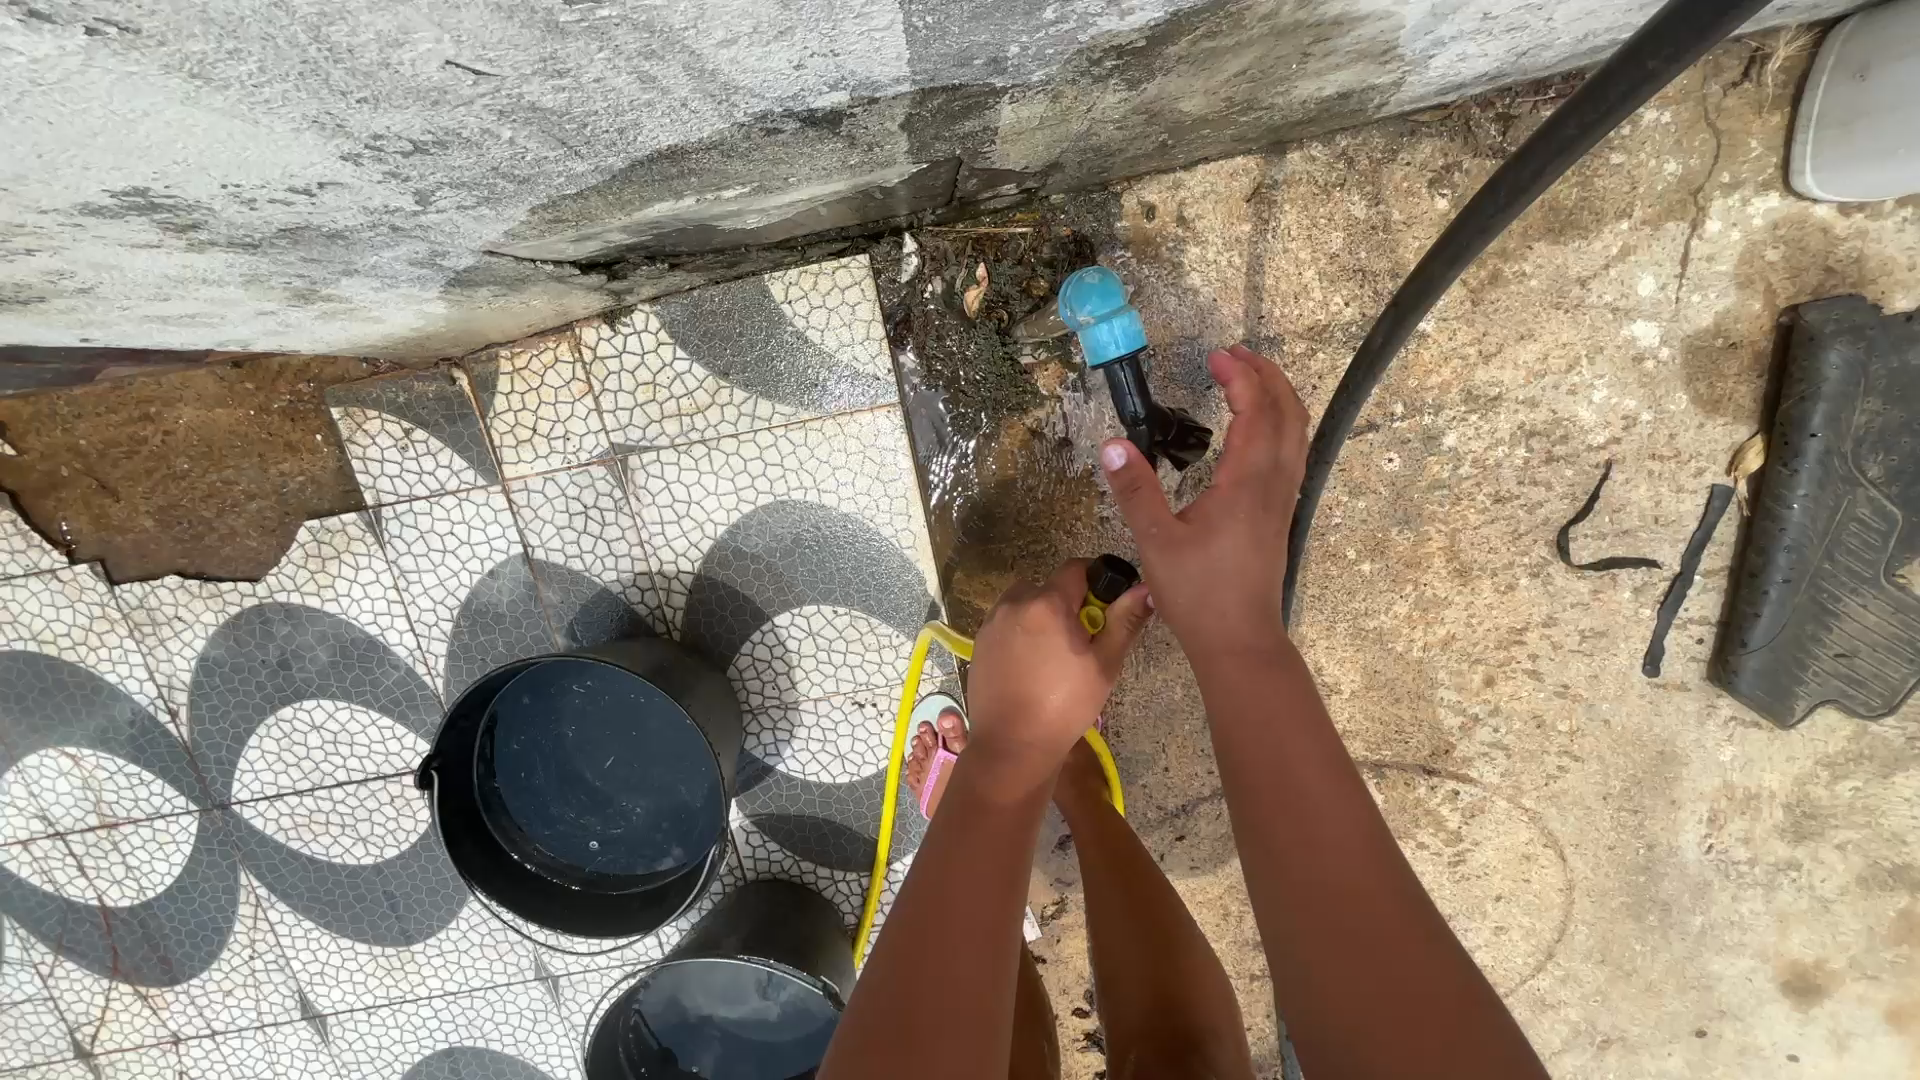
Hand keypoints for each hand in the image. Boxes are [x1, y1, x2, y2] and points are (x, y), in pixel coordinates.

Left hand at [962, 559, 1151, 782]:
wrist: (1013, 744)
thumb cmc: (1065, 705)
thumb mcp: (1104, 664)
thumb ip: (1124, 621)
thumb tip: (1145, 589)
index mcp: (1047, 603)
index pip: (1076, 569)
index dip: (1095, 581)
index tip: (1105, 607)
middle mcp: (1014, 603)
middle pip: (1048, 586)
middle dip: (1067, 603)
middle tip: (1081, 640)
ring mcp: (992, 622)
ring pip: (1025, 602)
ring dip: (1042, 615)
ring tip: (1054, 654)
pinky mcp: (979, 642)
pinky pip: (1007, 623)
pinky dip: (1022, 632)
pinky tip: (1031, 665)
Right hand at [1101, 345, 1306, 649]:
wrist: (1239, 640)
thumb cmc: (1198, 593)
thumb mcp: (1156, 541)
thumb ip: (1135, 490)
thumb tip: (1112, 445)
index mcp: (1248, 483)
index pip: (1256, 411)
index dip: (1241, 377)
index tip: (1216, 355)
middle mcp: (1275, 483)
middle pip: (1289, 413)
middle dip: (1267, 376)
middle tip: (1236, 355)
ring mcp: (1283, 500)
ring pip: (1297, 433)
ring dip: (1278, 398)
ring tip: (1250, 381)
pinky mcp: (1280, 515)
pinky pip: (1292, 453)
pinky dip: (1280, 425)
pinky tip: (1257, 432)